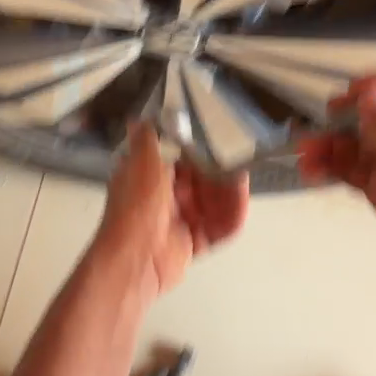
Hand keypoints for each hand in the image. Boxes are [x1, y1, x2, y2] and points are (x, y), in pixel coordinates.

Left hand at [92, 123, 250, 298]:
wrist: (134, 258)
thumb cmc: (137, 205)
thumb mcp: (141, 163)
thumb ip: (147, 140)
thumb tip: (138, 117)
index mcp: (148, 177)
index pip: (180, 161)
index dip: (200, 153)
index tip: (219, 143)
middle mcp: (163, 198)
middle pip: (200, 183)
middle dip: (219, 175)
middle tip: (236, 166)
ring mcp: (178, 222)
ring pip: (211, 204)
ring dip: (228, 195)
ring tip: (241, 184)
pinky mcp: (192, 243)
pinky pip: (217, 227)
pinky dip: (230, 217)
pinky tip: (240, 205)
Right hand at [298, 79, 375, 301]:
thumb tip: (366, 92)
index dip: (375, 88)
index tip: (346, 95)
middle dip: (343, 121)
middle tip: (317, 128)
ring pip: (359, 144)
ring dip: (331, 145)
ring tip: (304, 154)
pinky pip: (353, 170)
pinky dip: (332, 168)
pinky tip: (311, 170)